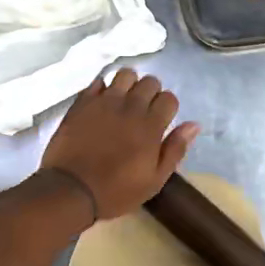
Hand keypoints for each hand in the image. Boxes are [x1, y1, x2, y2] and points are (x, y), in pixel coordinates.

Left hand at [41, 68, 199, 219]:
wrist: (70, 190)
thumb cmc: (116, 191)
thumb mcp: (154, 180)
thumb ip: (175, 149)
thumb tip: (194, 125)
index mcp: (151, 125)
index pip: (169, 98)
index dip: (168, 108)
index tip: (161, 122)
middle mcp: (131, 107)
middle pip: (150, 82)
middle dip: (151, 93)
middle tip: (143, 112)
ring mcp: (104, 102)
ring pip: (125, 74)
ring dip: (129, 84)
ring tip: (124, 101)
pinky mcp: (82, 103)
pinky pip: (98, 82)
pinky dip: (104, 88)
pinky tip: (102, 103)